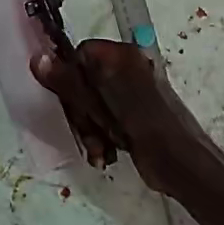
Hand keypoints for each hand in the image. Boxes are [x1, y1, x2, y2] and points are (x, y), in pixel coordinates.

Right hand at [31, 40, 223, 196]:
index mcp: (123, 57)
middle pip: (82, 82)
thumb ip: (70, 84)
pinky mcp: (130, 114)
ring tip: (100, 151)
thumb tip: (37, 58)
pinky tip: (105, 155)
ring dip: (89, 130)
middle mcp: (125, 68)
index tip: (72, 105)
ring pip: (90, 104)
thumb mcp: (103, 108)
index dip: (71, 81)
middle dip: (82, 113)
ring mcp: (129, 92)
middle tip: (89, 133)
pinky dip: (100, 136)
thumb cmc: (149, 131)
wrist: (186, 168)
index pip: (79, 56)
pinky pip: (102, 118)